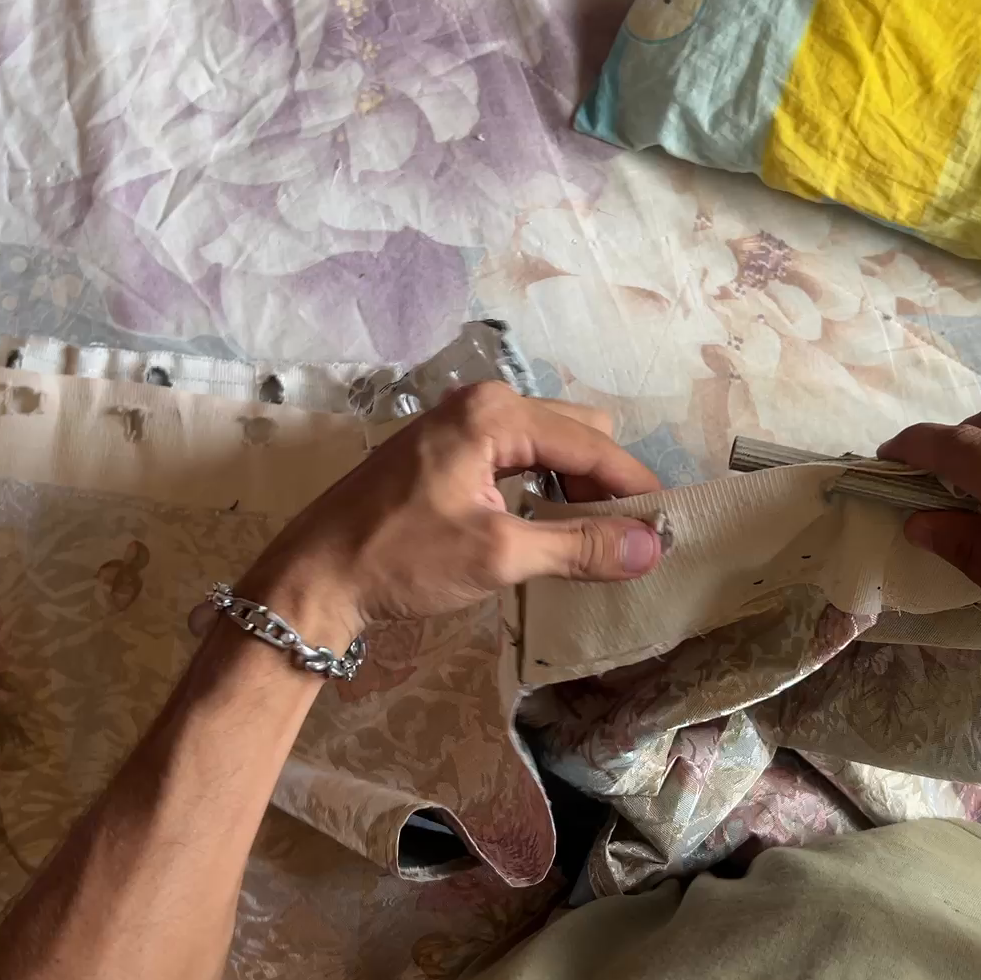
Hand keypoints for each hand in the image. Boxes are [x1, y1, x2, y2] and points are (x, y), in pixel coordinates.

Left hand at [238, 382, 663, 645]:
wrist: (314, 577)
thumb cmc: (402, 559)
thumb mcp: (499, 554)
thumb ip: (579, 547)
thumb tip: (650, 548)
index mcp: (496, 414)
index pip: (592, 444)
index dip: (634, 486)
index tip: (666, 525)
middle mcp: (483, 403)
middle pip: (577, 431)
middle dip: (606, 482)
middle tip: (623, 535)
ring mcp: (462, 421)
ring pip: (550, 442)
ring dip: (577, 484)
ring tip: (590, 535)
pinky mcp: (449, 447)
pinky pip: (520, 455)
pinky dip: (546, 485)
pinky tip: (549, 521)